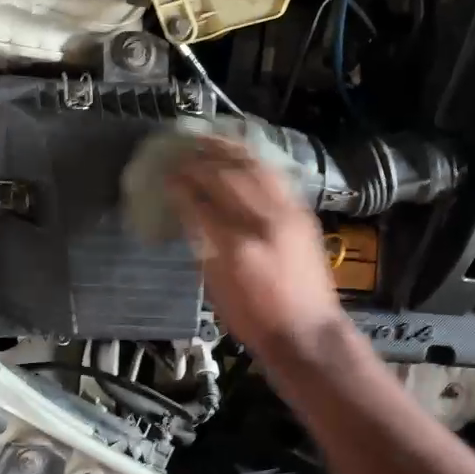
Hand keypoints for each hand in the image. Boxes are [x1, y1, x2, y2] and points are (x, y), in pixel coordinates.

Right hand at [166, 137, 350, 360]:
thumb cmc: (254, 317)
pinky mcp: (302, 213)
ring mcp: (288, 213)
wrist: (308, 333)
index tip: (165, 175)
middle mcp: (264, 221)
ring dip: (228, 150)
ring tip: (207, 140)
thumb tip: (187, 210)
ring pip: (255, 166)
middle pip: (228, 175)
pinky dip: (253, 159)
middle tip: (180, 151)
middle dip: (200, 159)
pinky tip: (240, 153)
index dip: (180, 184)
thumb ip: (201, 242)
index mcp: (236, 245)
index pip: (201, 201)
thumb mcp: (215, 285)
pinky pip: (275, 174)